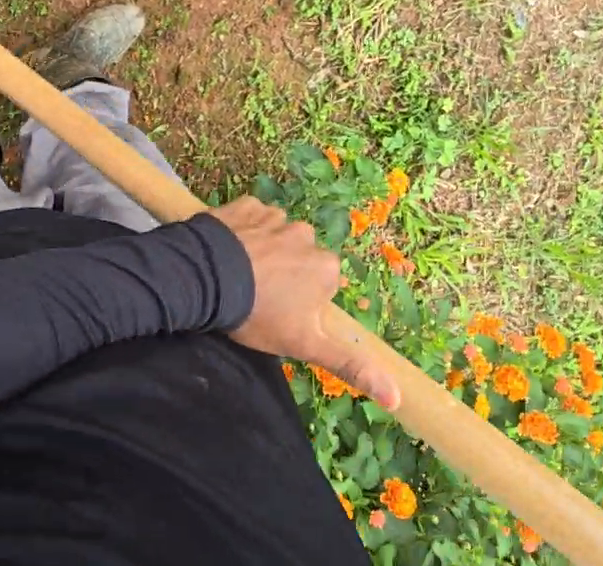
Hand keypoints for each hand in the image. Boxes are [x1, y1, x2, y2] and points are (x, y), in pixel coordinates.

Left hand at [211, 197, 401, 409]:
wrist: (205, 278)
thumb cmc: (259, 314)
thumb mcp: (305, 345)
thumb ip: (350, 365)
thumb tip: (397, 397)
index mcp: (325, 267)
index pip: (321, 282)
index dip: (301, 297)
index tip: (281, 307)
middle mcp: (305, 235)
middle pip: (300, 254)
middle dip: (284, 268)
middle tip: (258, 289)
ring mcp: (273, 216)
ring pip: (274, 233)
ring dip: (262, 246)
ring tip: (238, 270)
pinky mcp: (243, 204)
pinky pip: (248, 215)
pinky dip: (240, 228)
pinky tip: (226, 247)